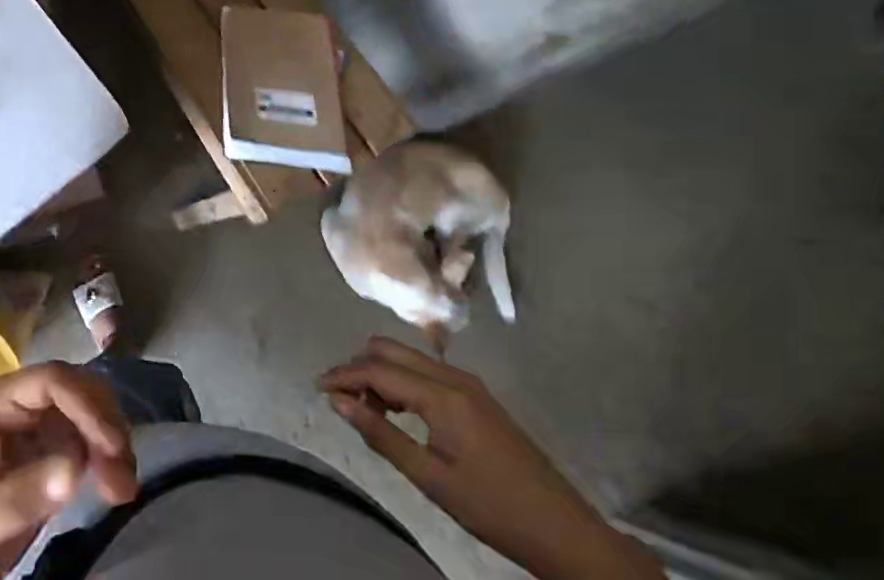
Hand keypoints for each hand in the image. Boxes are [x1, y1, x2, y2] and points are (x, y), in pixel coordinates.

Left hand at [0, 362, 138, 579]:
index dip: (86, 404)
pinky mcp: (55, 449)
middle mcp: (22, 402)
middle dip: (106, 424)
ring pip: (92, 410)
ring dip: (114, 443)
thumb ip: (19, 496)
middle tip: (123, 474)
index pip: (51, 380)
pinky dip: (110, 457)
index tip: (112, 446)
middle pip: (78, 389)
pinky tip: (115, 486)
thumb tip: (73, 466)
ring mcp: (40, 423)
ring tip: (121, 489)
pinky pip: (93, 438)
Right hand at [321, 337, 662, 579]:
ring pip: (406, 357)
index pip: (376, 369)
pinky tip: (397, 410)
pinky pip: (425, 370)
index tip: (317, 389)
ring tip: (367, 409)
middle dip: (358, 367)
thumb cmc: (493, 508)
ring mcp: (469, 383)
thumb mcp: (429, 478)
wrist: (566, 533)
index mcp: (442, 396)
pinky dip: (401, 380)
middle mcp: (454, 377)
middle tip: (341, 398)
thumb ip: (380, 434)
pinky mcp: (477, 395)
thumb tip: (337, 401)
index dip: (342, 375)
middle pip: (389, 349)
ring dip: (379, 372)